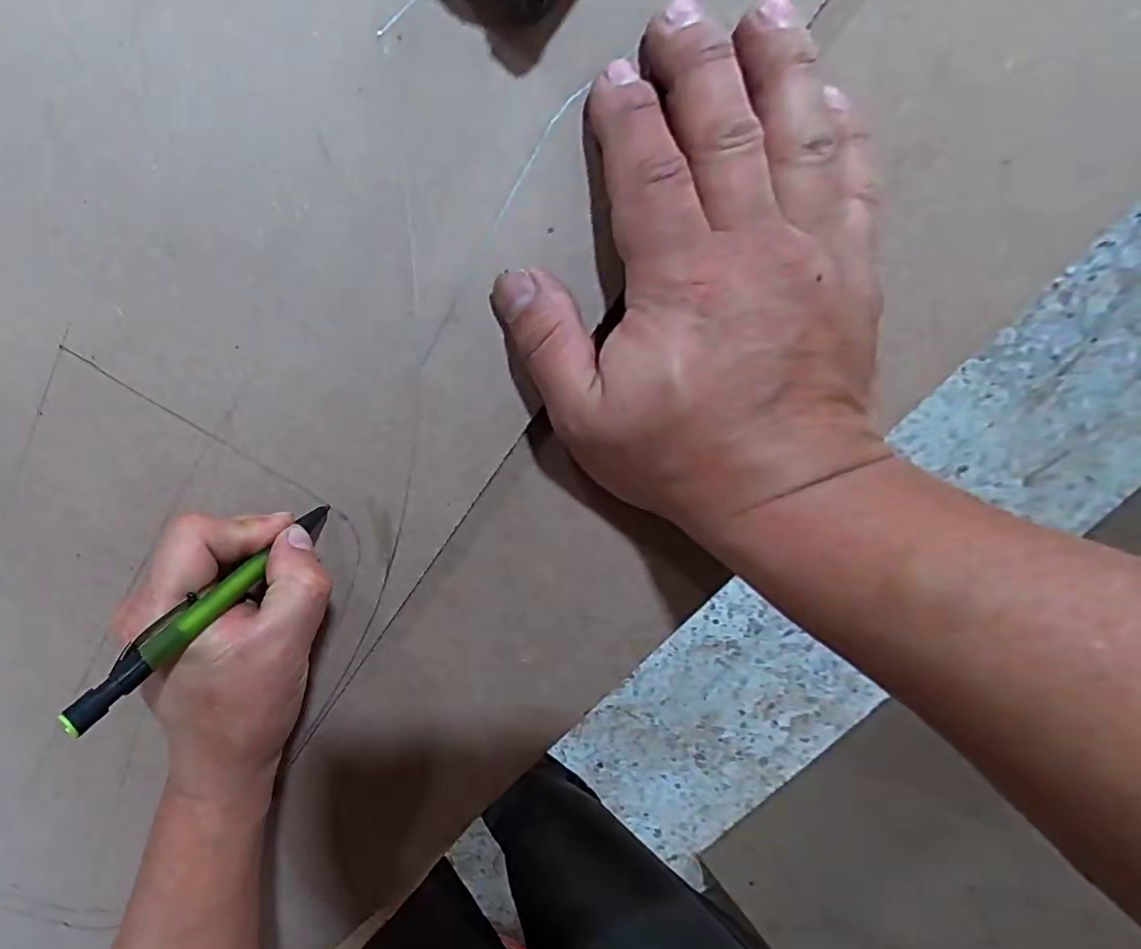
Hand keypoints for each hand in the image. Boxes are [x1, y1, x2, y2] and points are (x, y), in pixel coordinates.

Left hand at [110, 513, 331, 806]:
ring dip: (241, 564)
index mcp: (156, 611)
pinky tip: (252, 605)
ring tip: (271, 589)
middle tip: (286, 564)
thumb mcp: (285, 644)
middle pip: (195, 543)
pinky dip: (231, 582)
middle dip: (246, 546)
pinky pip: (197, 580)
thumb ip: (298, 583)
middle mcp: (139, 608)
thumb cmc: (248, 712)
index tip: (290, 540)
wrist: (221, 767)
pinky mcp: (160, 626)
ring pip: (198, 559)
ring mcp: (145, 618)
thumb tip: (294, 536)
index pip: (194, 535)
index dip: (246, 529)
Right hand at [491, 0, 890, 540]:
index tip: (614, 76)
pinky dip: (841, 123)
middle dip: (701, 68)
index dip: (629, 120)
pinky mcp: (852, 263)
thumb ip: (545, 343)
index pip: (651, 176)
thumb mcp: (581, 412)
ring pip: (801, 135)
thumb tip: (514, 280)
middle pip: (728, 134)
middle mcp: (754, 244)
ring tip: (766, 16)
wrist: (786, 483)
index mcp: (681, 278)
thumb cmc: (670, 452)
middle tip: (681, 16)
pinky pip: (854, 174)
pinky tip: (828, 90)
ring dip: (781, 68)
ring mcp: (814, 247)